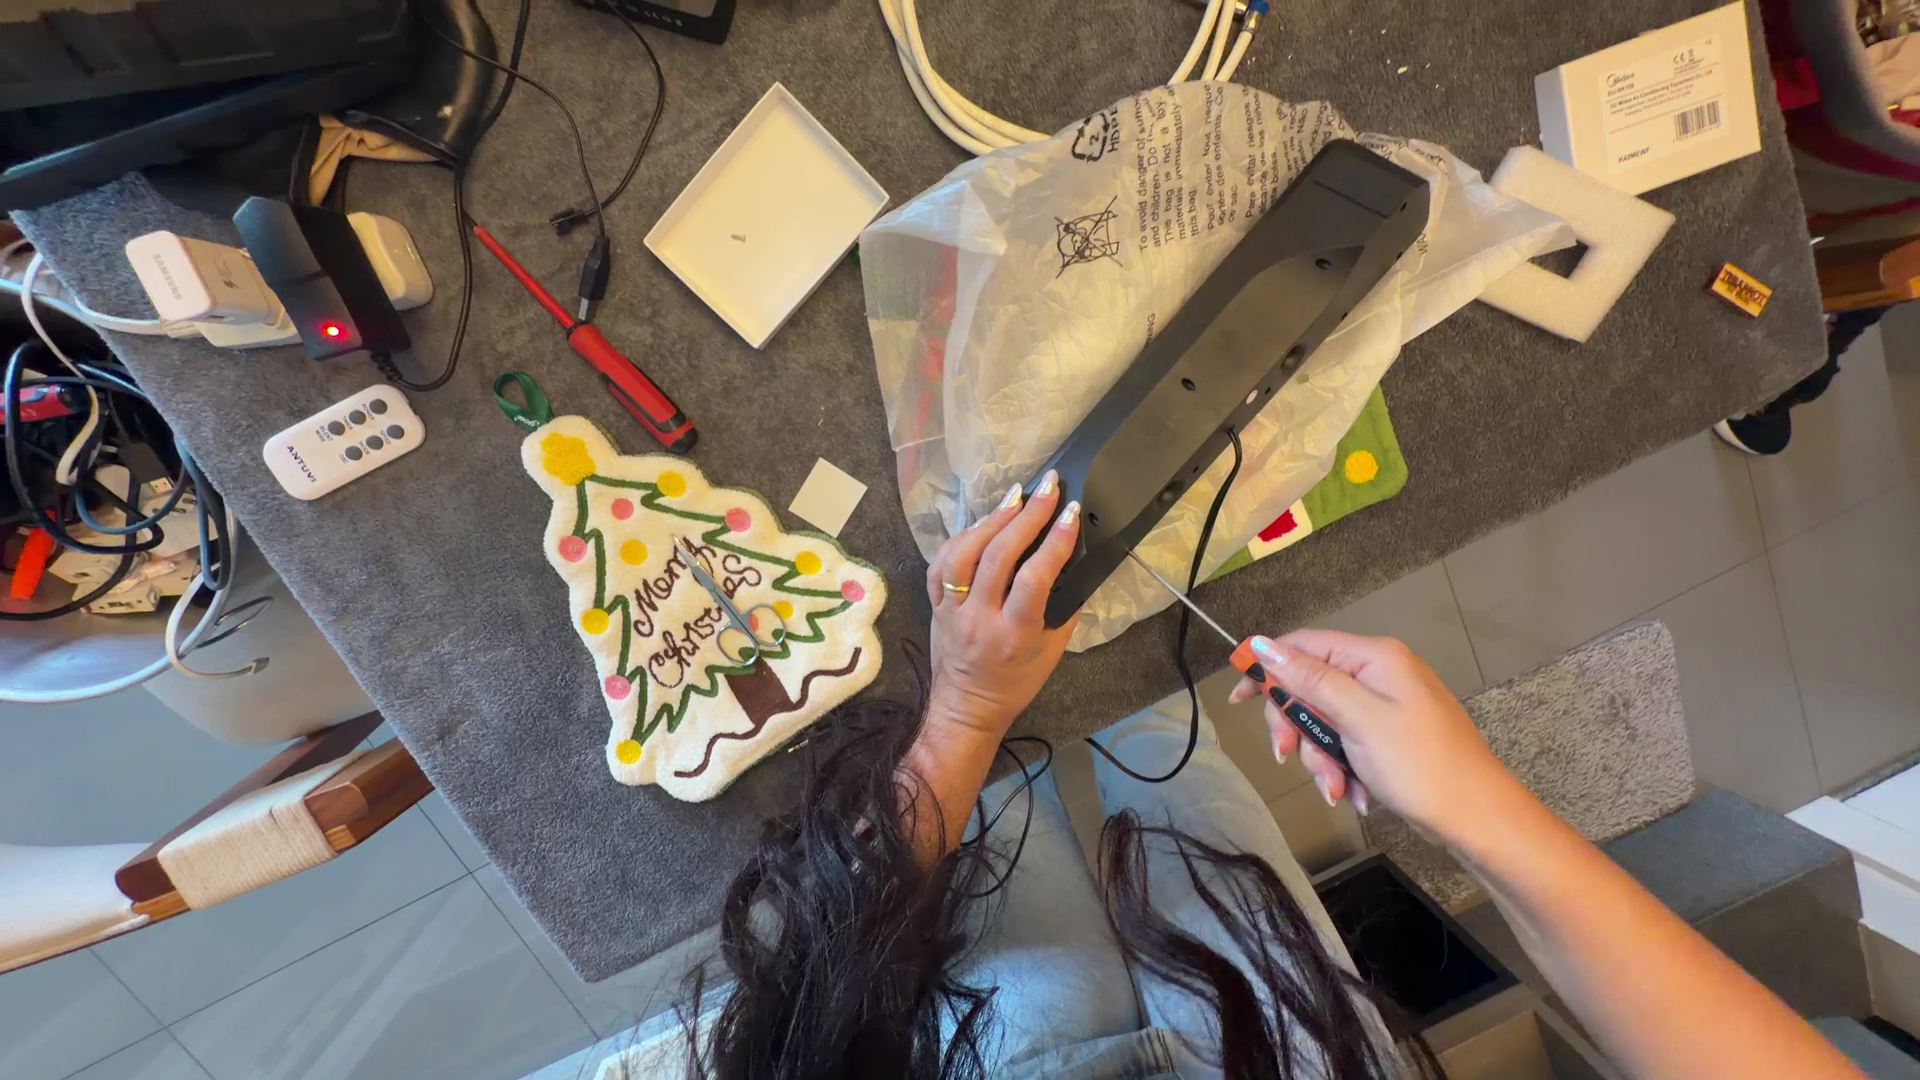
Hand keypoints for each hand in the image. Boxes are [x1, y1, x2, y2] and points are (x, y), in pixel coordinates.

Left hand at [922, 470, 1081, 740]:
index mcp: (1015, 634)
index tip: (1072, 512)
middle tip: (1048, 487)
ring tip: (1016, 496)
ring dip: (992, 520)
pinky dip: (961, 538)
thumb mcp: (1052, 651)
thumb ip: (1062, 607)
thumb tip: (1072, 561)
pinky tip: (982, 522)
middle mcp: (980, 617)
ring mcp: (952, 610)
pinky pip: (941, 564)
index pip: (1035, 578)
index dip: (1056, 541)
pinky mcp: (934, 605)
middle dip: (1027, 515)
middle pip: (999, 556)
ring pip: (964, 554)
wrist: (967, 707)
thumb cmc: (1017, 682)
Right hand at [1229, 629, 1524, 844]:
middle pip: (1306, 687)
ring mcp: (1382, 706)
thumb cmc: (1420, 765)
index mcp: (1373, 658)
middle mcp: (1376, 674)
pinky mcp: (1386, 735)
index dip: (1265, 669)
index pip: (1301, 646)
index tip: (1239, 700)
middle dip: (1296, 727)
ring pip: (1321, 720)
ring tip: (1336, 788)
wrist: (1481, 821)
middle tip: (1286, 756)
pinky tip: (1352, 793)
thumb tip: (1261, 643)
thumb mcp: (1357, 718)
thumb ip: (1308, 678)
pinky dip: (1340, 767)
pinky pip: (1343, 741)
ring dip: (1318, 756)